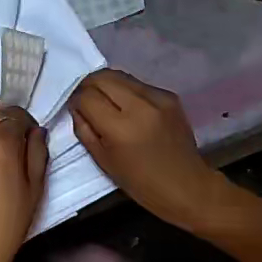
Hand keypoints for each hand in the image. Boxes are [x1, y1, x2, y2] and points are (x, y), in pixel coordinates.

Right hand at [69, 70, 229, 229]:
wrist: (186, 185)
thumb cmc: (140, 183)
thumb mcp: (104, 161)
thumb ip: (85, 130)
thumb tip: (77, 107)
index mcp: (120, 128)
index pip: (87, 97)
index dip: (76, 101)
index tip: (76, 109)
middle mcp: (140, 106)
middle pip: (103, 78)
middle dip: (88, 86)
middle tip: (86, 101)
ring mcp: (158, 98)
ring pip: (121, 76)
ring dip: (107, 85)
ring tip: (105, 102)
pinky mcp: (170, 96)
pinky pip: (138, 84)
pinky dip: (126, 91)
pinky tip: (127, 108)